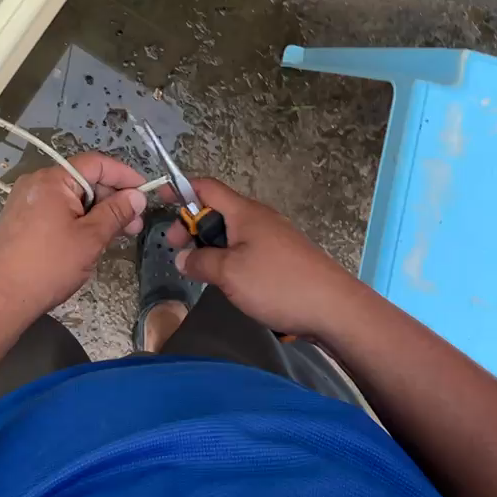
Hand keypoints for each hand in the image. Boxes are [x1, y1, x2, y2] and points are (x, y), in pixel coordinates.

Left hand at [0, 154, 147, 322]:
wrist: (2, 297)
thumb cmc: (49, 265)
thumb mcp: (91, 238)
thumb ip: (116, 212)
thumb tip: (137, 196)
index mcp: (52, 179)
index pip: (96, 164)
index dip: (124, 175)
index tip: (146, 192)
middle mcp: (37, 182)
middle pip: (83, 180)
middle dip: (112, 199)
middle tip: (135, 223)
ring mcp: (27, 200)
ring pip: (72, 197)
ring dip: (97, 212)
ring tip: (118, 234)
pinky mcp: (22, 218)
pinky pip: (57, 209)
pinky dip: (78, 219)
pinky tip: (92, 238)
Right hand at [164, 179, 369, 336]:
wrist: (336, 309)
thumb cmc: (278, 284)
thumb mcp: (229, 273)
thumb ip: (200, 262)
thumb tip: (182, 259)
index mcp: (244, 212)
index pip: (206, 187)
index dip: (181, 189)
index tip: (160, 199)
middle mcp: (260, 218)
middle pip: (217, 210)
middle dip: (192, 224)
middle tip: (176, 249)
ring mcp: (274, 238)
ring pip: (232, 232)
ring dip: (211, 244)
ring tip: (199, 269)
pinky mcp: (285, 258)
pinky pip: (248, 249)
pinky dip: (230, 257)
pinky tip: (228, 281)